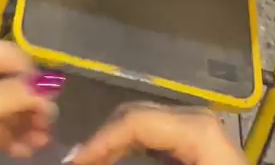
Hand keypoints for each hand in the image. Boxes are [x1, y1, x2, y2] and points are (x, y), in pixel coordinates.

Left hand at [0, 39, 59, 164]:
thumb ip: (9, 95)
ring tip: (41, 143)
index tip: (53, 104)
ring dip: (23, 121)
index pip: (8, 54)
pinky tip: (25, 149)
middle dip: (30, 102)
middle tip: (50, 129)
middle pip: (7, 79)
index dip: (32, 76)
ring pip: (2, 104)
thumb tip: (50, 84)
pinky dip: (9, 134)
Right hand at [70, 102, 242, 164]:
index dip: (99, 141)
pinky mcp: (201, 143)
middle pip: (138, 115)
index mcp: (196, 126)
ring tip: (92, 160)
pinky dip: (134, 147)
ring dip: (117, 143)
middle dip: (104, 139)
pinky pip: (159, 136)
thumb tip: (89, 162)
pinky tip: (119, 160)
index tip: (74, 162)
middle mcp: (196, 117)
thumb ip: (135, 163)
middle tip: (77, 160)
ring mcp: (200, 128)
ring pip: (145, 123)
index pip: (135, 121)